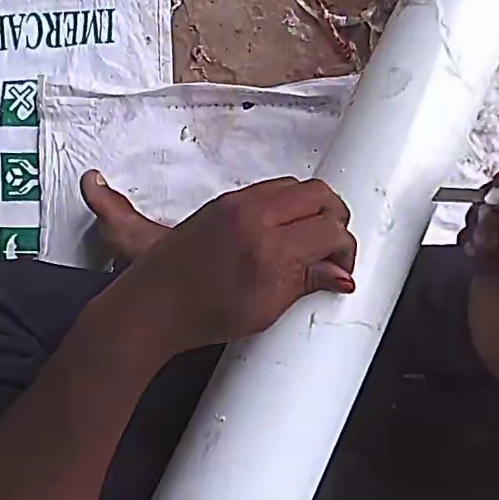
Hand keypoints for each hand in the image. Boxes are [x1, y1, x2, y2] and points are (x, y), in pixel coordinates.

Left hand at [84, 171, 356, 355]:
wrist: (153, 304)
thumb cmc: (199, 313)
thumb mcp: (265, 309)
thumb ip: (307, 282)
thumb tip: (338, 274)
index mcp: (268, 248)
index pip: (330, 230)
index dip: (345, 249)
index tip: (340, 265)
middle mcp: (253, 216)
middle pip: (319, 194)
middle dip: (336, 218)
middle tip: (333, 246)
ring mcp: (235, 203)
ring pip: (295, 186)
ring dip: (312, 207)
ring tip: (308, 239)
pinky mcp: (223, 200)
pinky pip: (269, 187)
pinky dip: (286, 202)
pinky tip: (283, 229)